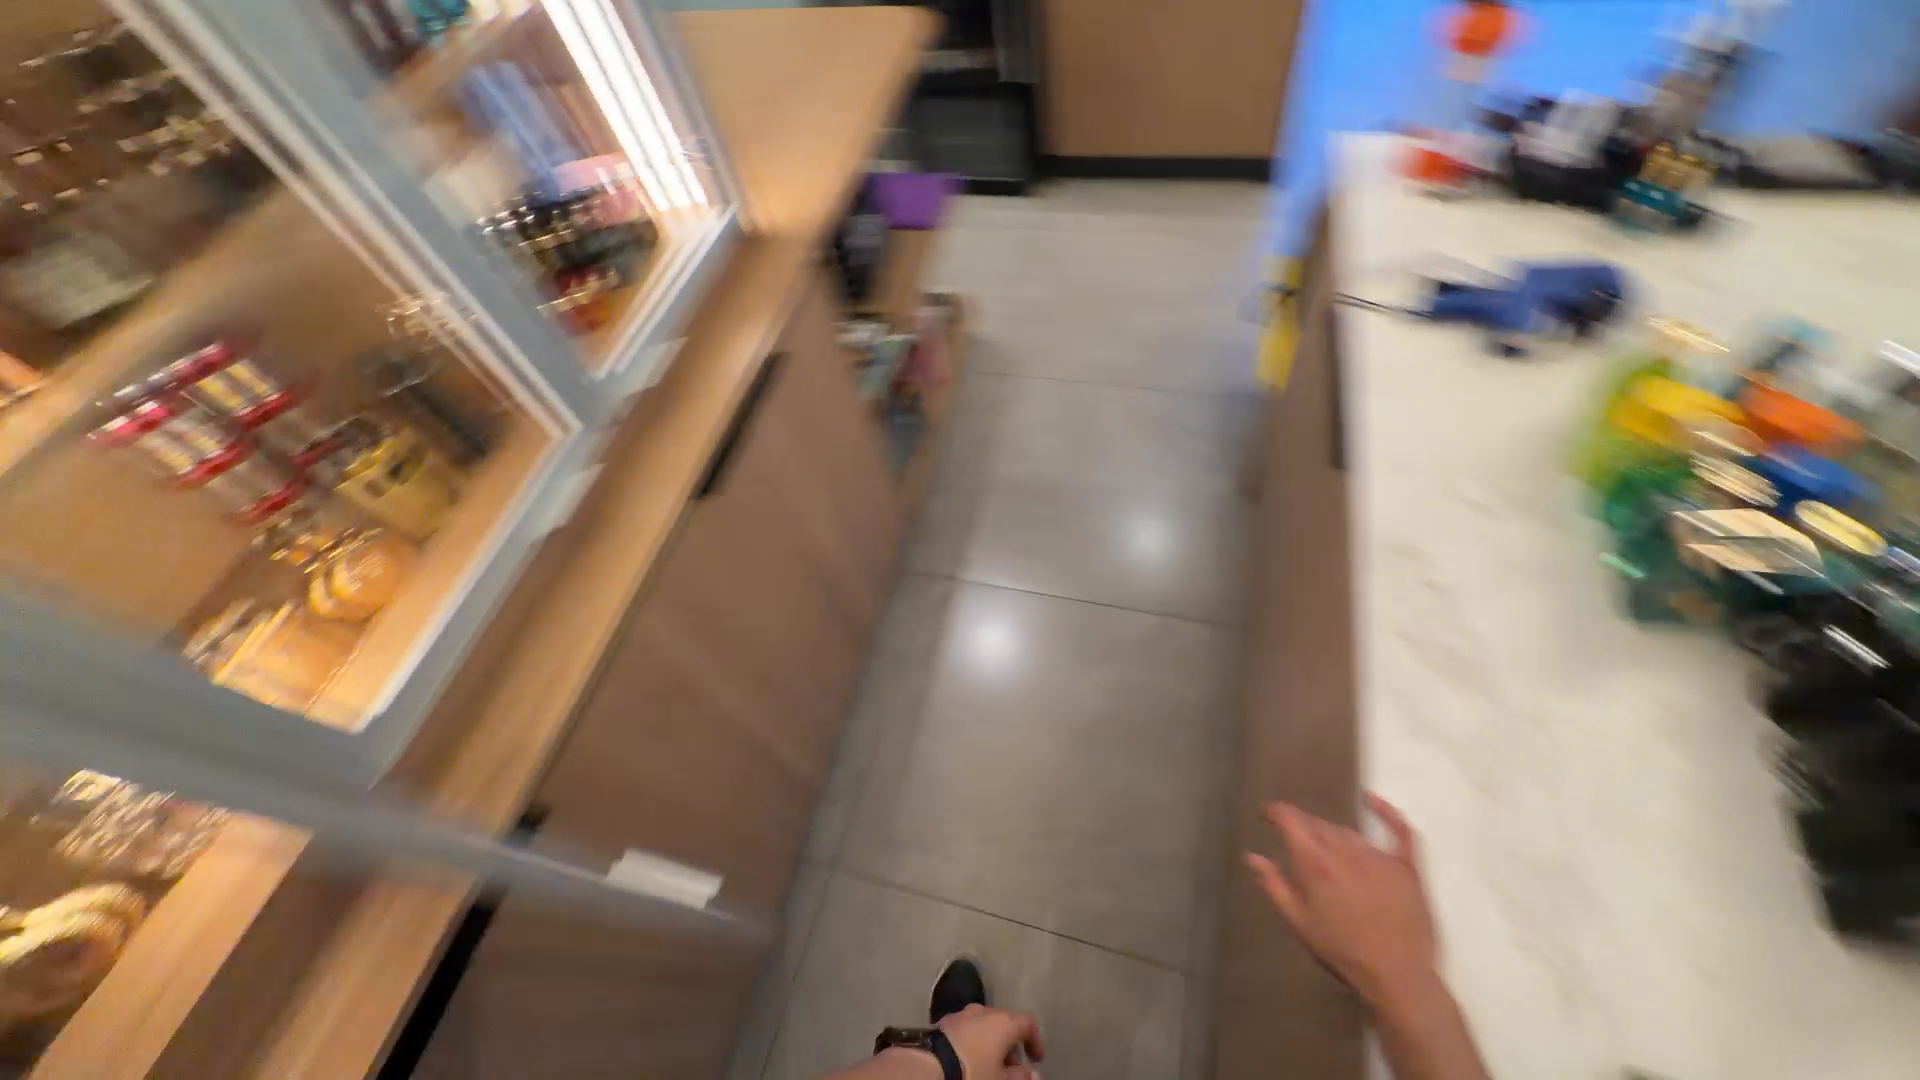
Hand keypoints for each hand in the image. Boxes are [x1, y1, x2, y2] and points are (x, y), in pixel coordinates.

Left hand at [937, 1004, 1045, 1079]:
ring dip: (992, 1043)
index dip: (1035, 1039)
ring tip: (989, 1066)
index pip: (1028, 1022)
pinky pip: (968, 1029)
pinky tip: (969, 1060)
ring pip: (985, 1025)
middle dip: (1011, 1045)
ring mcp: (963, 1014)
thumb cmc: (973, 1074)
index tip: (1036, 1059)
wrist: (928, 1068)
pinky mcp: (945, 1022)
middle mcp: (985, 1011)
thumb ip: (1020, 1077)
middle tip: (1011, 1070)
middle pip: (1006, 1023)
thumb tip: (1034, 1075)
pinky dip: (974, 1042)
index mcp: (1003, 1022)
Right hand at [1243, 793, 1437, 1007]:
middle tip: (1293, 836)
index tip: (1266, 813)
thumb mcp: (1299, 923)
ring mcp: (1379, 857)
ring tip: (1323, 845)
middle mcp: (1345, 852)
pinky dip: (1385, 812)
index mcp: (1316, 864)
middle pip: (1318, 824)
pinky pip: (1399, 831)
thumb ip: (1274, 886)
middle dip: (1301, 825)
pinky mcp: (1407, 868)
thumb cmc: (1342, 951)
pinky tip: (1370, 799)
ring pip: (1348, 832)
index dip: (1276, 812)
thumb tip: (1251, 856)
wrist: (1398, 976)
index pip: (1290, 820)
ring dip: (1331, 832)